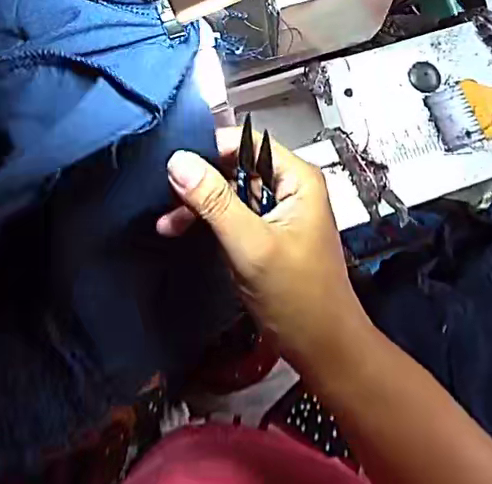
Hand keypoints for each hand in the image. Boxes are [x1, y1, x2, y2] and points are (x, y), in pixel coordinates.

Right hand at [156, 127, 371, 374]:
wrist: (324, 348)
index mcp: (298, 179)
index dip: (213, 149)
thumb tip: (180, 162)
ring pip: (232, 190)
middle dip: (202, 180)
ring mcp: (279, 211)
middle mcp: (290, 187)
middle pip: (238, 165)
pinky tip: (183, 230)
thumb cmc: (299, 297)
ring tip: (168, 220)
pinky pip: (234, 214)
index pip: (249, 143)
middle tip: (167, 195)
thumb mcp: (251, 245)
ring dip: (201, 203)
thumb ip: (215, 202)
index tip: (177, 164)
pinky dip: (210, 221)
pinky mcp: (268, 234)